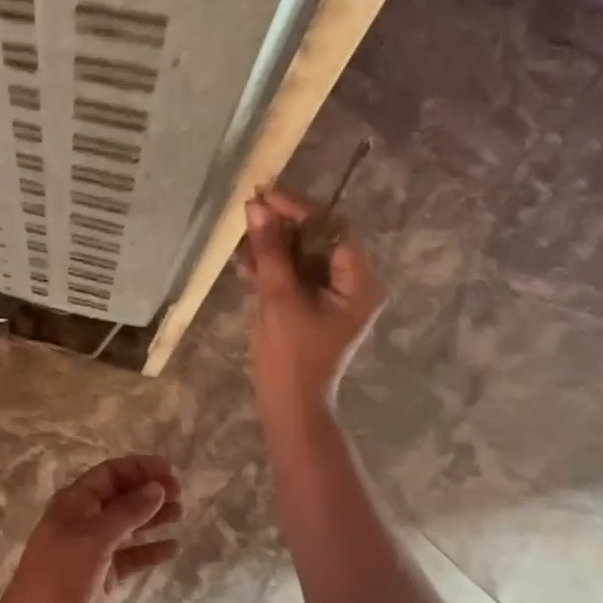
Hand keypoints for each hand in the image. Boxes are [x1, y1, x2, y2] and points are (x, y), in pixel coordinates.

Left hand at [0, 456, 182, 602]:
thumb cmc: (61, 575)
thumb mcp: (94, 539)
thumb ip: (127, 513)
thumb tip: (157, 487)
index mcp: (75, 503)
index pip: (110, 474)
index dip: (138, 468)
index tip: (169, 470)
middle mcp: (85, 520)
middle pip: (121, 497)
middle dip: (148, 492)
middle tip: (180, 493)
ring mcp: (95, 548)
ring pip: (129, 525)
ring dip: (153, 517)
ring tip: (181, 513)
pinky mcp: (104, 575)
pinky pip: (132, 556)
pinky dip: (150, 550)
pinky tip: (172, 548)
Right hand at [239, 187, 386, 414]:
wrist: (289, 405)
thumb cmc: (292, 354)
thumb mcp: (279, 297)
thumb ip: (270, 251)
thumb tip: (255, 208)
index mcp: (359, 282)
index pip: (332, 230)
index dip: (299, 210)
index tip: (264, 197)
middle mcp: (351, 283)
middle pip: (318, 238)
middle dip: (284, 224)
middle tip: (249, 211)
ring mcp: (330, 295)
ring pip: (302, 254)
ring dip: (273, 243)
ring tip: (243, 235)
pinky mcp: (309, 305)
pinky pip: (293, 273)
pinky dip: (271, 264)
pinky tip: (245, 260)